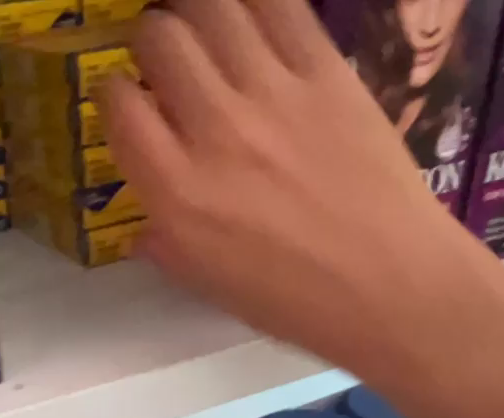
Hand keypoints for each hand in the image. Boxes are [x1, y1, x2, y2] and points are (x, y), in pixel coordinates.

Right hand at [98, 0, 494, 375]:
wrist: (388, 285)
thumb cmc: (294, 302)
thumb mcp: (210, 286)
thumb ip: (167, 247)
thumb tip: (145, 227)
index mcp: (177, 194)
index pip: (119, 106)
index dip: (114, 93)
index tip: (130, 103)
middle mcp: (214, 131)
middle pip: (159, 38)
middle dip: (152, 41)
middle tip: (168, 60)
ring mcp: (273, 94)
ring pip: (211, 6)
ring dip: (197, 10)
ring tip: (206, 29)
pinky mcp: (326, 71)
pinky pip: (279, 4)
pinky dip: (256, 2)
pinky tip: (252, 16)